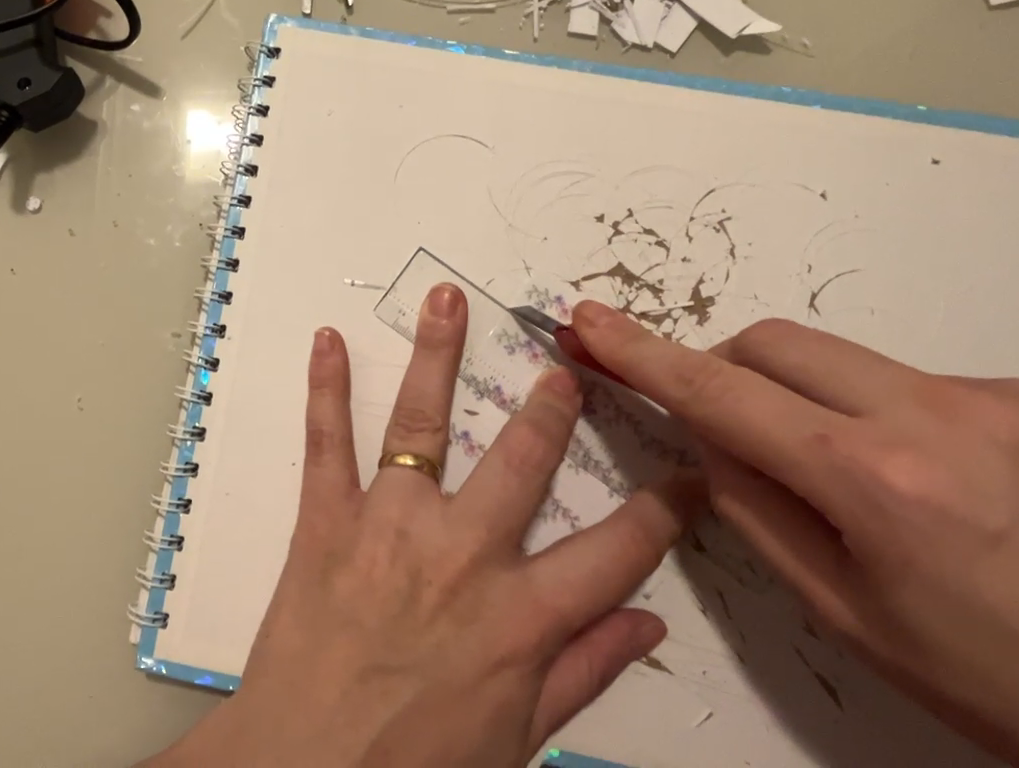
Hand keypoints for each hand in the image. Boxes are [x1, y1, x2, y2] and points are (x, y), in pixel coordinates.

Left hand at [143, 285, 701, 767]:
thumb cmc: (416, 766)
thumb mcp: (520, 738)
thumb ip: (584, 672)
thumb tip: (649, 622)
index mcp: (522, 615)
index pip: (618, 550)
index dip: (665, 509)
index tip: (693, 467)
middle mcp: (462, 554)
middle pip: (520, 460)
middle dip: (549, 407)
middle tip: (567, 361)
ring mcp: (388, 527)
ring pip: (420, 424)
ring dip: (436, 355)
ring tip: (447, 298)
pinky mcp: (324, 522)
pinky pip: (326, 443)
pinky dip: (326, 388)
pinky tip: (328, 341)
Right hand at [570, 301, 1018, 767]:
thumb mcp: (857, 621)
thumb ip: (760, 513)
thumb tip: (709, 439)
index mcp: (875, 479)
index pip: (716, 393)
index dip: (638, 353)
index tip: (585, 320)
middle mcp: (940, 411)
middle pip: (775, 343)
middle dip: (726, 370)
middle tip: (728, 429)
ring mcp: (1011, 395)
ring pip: (856, 364)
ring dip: (823, 403)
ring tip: (875, 489)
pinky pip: (940, 387)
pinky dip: (906, 421)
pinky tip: (965, 496)